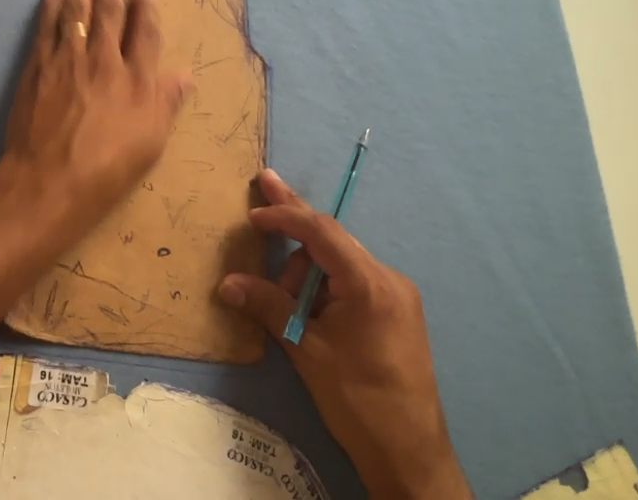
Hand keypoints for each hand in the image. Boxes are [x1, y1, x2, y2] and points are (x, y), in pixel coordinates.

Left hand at [0, 0, 191, 230]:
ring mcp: (67, 61)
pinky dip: (51, 5)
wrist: (49, 181)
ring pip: (75, 12)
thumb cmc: (107, 169)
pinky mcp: (38, 68)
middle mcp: (103, 61)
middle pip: (108, 13)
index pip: (144, 34)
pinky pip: (47, 27)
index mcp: (136, 81)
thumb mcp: (151, 143)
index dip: (146, 9)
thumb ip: (167, 104)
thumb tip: (184, 75)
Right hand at [218, 171, 472, 499]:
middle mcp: (388, 278)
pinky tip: (308, 307)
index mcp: (369, 283)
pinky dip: (325, 283)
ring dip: (307, 271)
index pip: (321, 232)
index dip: (285, 216)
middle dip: (295, 222)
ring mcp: (397, 294)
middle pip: (332, 238)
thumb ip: (269, 307)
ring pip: (340, 261)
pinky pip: (353, 280)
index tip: (255, 212)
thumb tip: (227, 284)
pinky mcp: (397, 311)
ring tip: (290, 312)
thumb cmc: (357, 400)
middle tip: (267, 183)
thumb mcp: (306, 351)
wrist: (411, 453)